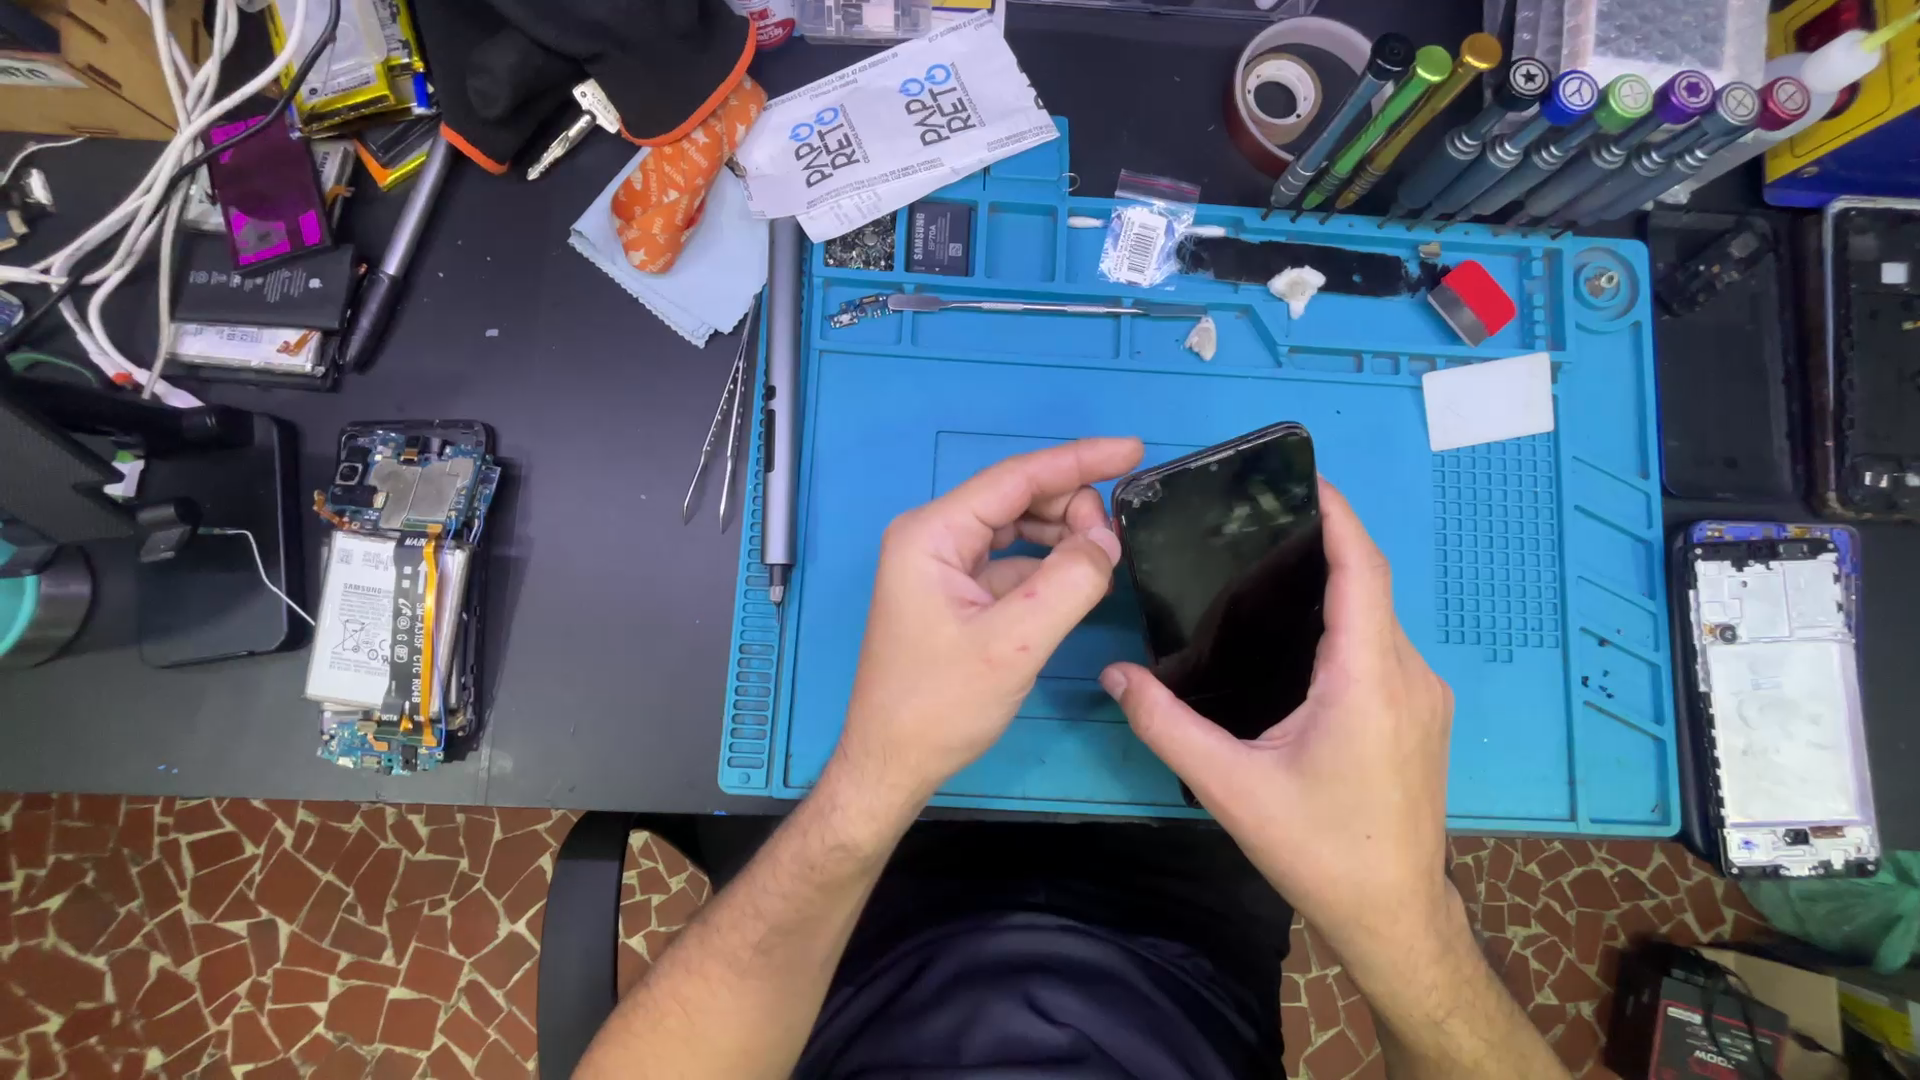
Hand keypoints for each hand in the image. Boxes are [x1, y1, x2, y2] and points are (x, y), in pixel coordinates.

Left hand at [832, 437, 1145, 811]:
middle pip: (1016, 498)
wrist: (892, 761)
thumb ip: (1069, 584)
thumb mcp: (1013, 644)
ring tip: (1103, 559)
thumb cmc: (941, 705)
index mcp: (932, 534)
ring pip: (1015, 528)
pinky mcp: (954, 592)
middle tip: (1116, 540)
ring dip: (1062, 536)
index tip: (1133, 449)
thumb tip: (1105, 540)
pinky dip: (1046, 565)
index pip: (1015, 479)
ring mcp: (941, 565)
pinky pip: (1009, 561)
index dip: (1078, 461)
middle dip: (1071, 507)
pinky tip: (1076, 580)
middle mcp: (932, 537)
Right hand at [1099, 479, 1458, 981]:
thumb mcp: (1229, 787)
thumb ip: (1166, 725)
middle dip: (1324, 542)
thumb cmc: (1318, 848)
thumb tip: (1114, 675)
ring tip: (1268, 565)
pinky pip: (1381, 644)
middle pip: (1370, 587)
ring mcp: (1422, 695)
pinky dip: (1346, 617)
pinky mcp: (1421, 714)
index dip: (1339, 518)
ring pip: (1378, 617)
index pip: (1362, 573)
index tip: (1304, 478)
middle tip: (1257, 521)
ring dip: (1335, 582)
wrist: (1395, 917)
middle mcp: (1407, 675)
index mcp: (1366, 680)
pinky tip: (1298, 632)